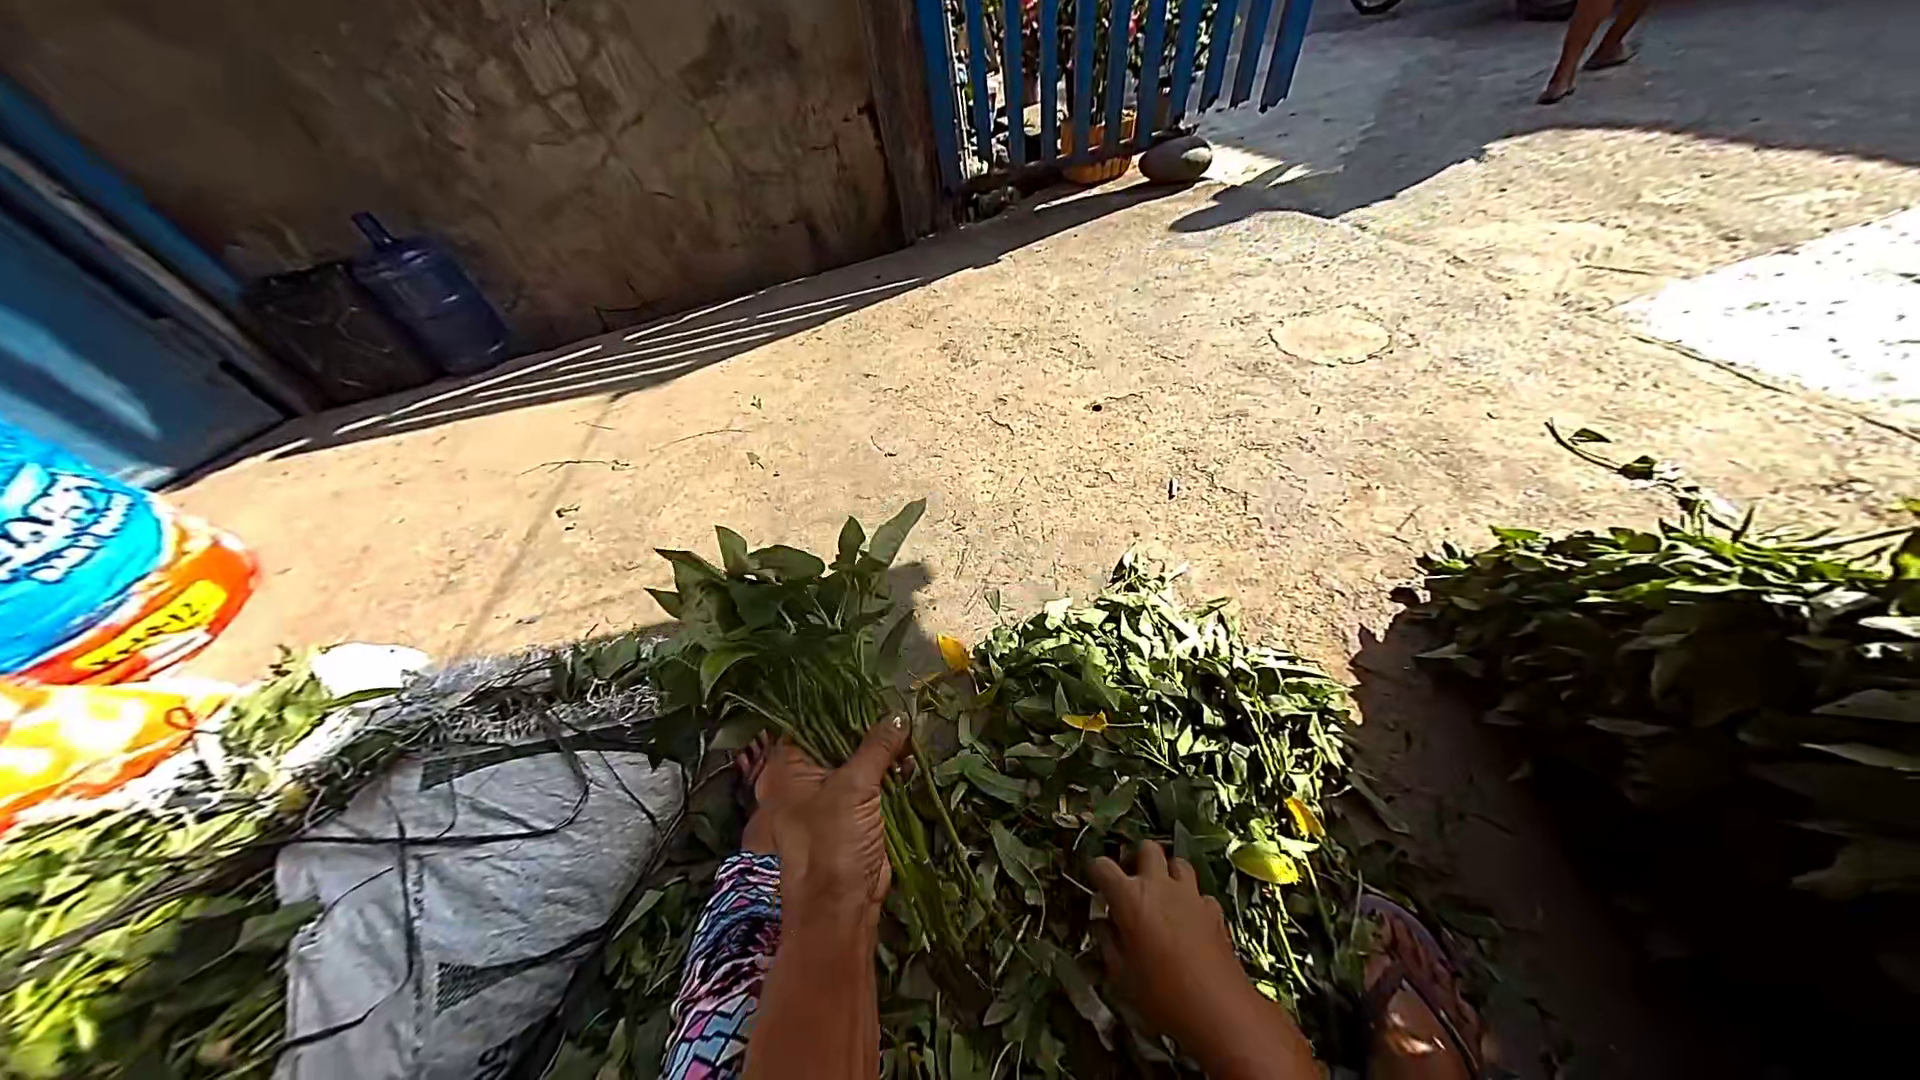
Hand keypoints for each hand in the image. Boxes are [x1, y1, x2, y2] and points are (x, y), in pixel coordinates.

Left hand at [745, 718, 906, 1079]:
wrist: (840, 910)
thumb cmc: (832, 844)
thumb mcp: (854, 787)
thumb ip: (876, 746)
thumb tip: (899, 715)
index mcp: (787, 769)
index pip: (809, 722)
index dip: (839, 705)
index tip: (870, 689)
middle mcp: (802, 780)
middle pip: (835, 741)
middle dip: (867, 729)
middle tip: (895, 709)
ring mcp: (826, 799)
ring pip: (855, 763)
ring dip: (881, 751)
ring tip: (907, 729)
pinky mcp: (850, 816)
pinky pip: (869, 785)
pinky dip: (887, 774)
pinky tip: (909, 760)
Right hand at [1090, 842, 1321, 1079]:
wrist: (1220, 1011)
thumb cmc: (1161, 995)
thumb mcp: (1121, 976)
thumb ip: (1107, 942)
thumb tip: (1102, 924)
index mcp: (1130, 897)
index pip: (1102, 865)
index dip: (1096, 870)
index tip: (1097, 883)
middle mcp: (1159, 885)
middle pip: (1148, 848)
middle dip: (1138, 858)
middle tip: (1133, 881)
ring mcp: (1190, 895)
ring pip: (1178, 863)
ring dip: (1168, 874)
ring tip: (1163, 895)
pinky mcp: (1214, 910)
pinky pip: (1200, 893)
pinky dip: (1192, 901)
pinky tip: (1190, 921)